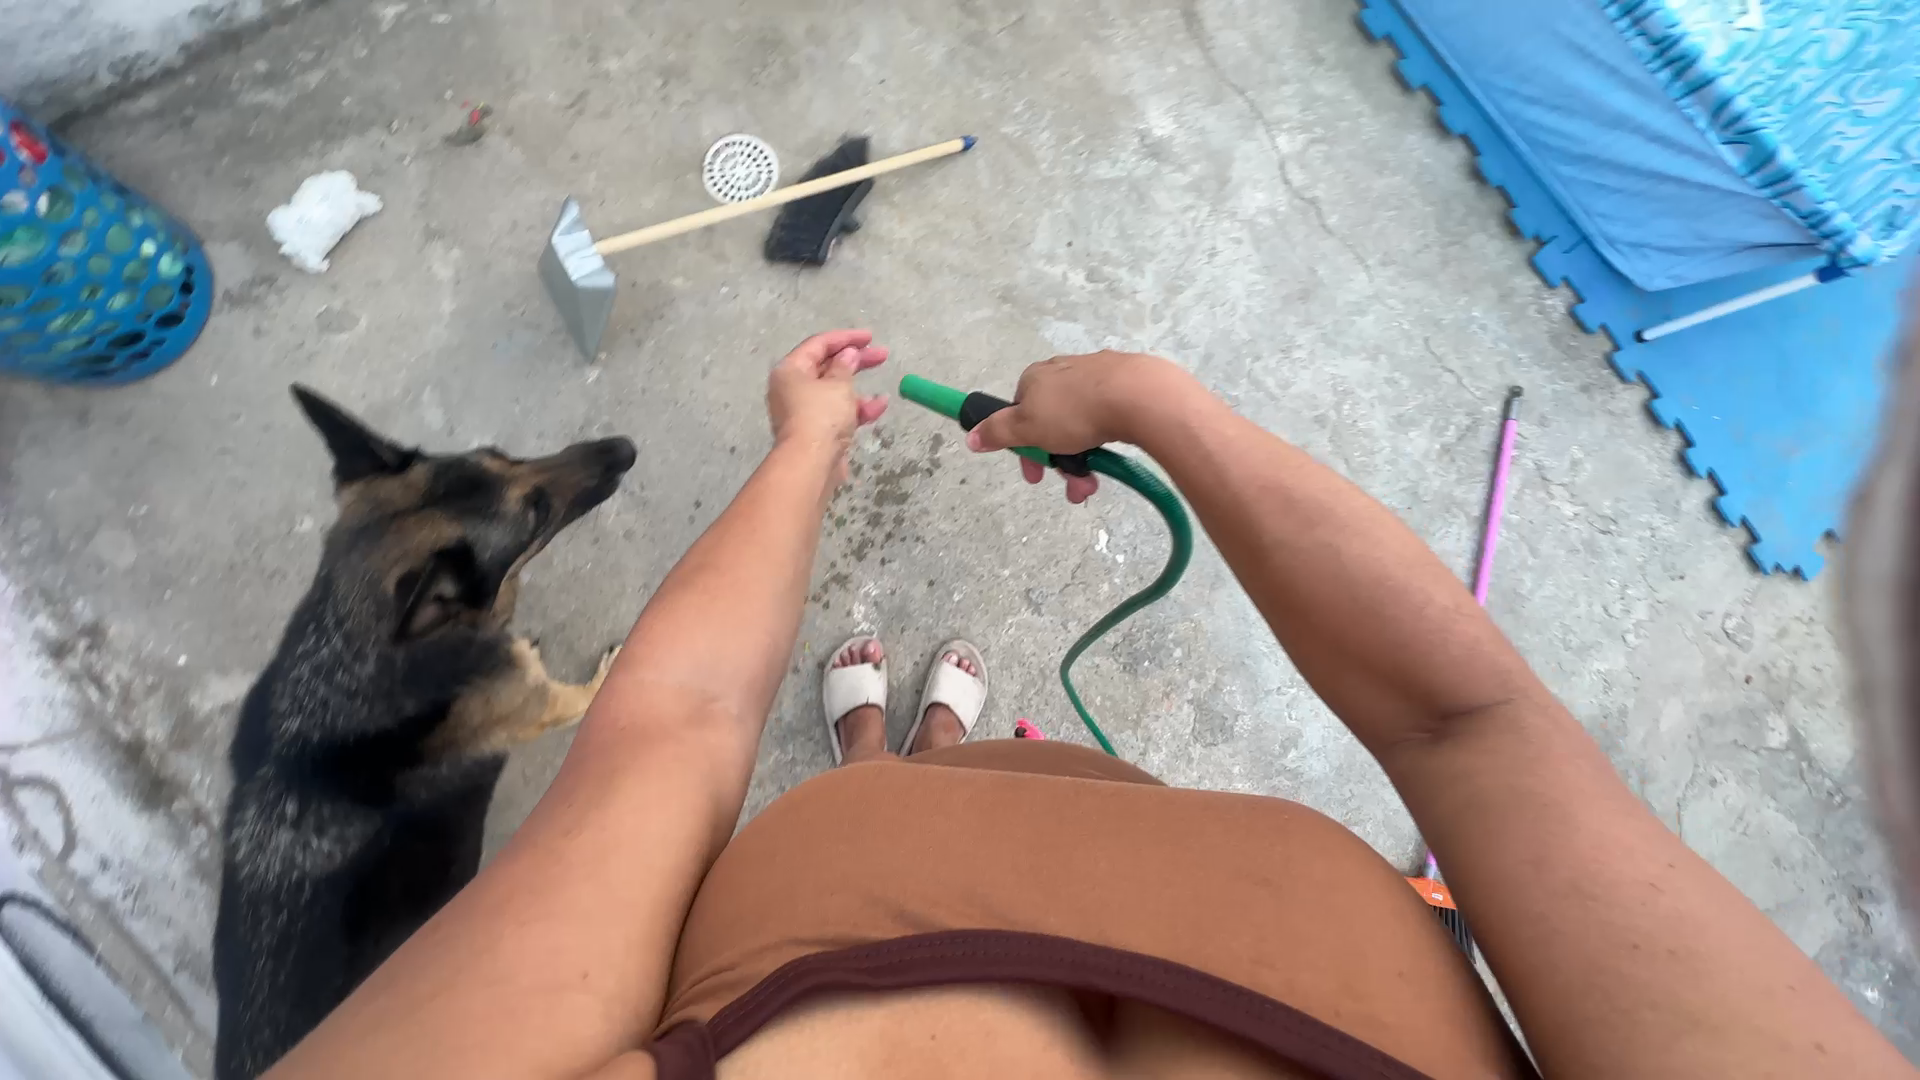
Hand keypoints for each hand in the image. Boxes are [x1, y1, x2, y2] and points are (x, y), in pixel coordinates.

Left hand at [767, 329, 888, 484]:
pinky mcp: (817, 431)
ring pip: (835, 393)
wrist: (811, 463)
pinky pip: (838, 413)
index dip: (846, 338)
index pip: (819, 345)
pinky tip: (880, 407)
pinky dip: (857, 409)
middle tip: (882, 355)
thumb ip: (845, 367)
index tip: (870, 337)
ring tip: (883, 387)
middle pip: (827, 367)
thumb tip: (848, 356)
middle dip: (856, 362)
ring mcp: (804, 412)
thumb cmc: (821, 417)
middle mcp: (793, 388)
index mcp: (791, 370)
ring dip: (859, 389)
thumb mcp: (838, 386)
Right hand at [964, 350, 1181, 503]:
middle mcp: (1063, 372)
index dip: (1024, 447)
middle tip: (1069, 489)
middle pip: (1051, 424)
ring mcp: (1096, 376)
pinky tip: (1112, 460)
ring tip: (1090, 487)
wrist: (1138, 397)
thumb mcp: (1026, 428)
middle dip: (1057, 462)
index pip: (1019, 413)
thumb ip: (997, 433)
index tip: (1035, 473)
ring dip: (1081, 463)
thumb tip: (970, 436)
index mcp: (1035, 377)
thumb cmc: (1074, 412)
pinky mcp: (1125, 385)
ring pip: (1080, 427)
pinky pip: (1106, 419)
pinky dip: (1103, 444)